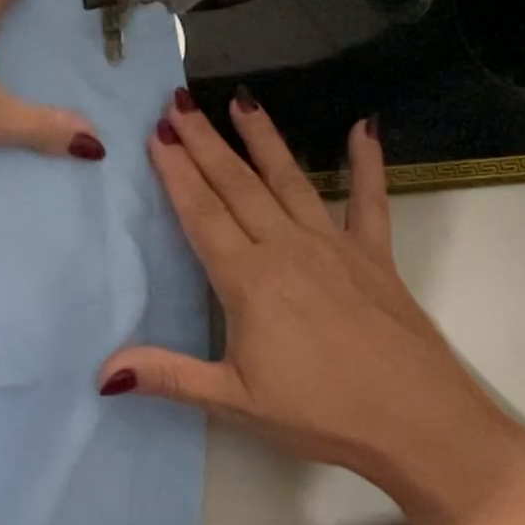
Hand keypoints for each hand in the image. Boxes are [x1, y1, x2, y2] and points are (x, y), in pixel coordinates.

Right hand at [98, 92, 523, 508]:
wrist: (422, 426)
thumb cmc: (322, 415)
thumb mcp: (235, 402)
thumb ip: (169, 377)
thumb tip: (103, 374)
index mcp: (249, 280)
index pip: (202, 214)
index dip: (176, 172)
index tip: (156, 134)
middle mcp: (288, 249)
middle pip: (237, 185)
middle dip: (205, 141)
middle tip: (179, 103)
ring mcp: (335, 247)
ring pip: (289, 180)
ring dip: (262, 138)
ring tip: (240, 98)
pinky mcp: (375, 258)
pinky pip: (369, 200)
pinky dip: (366, 163)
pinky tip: (364, 127)